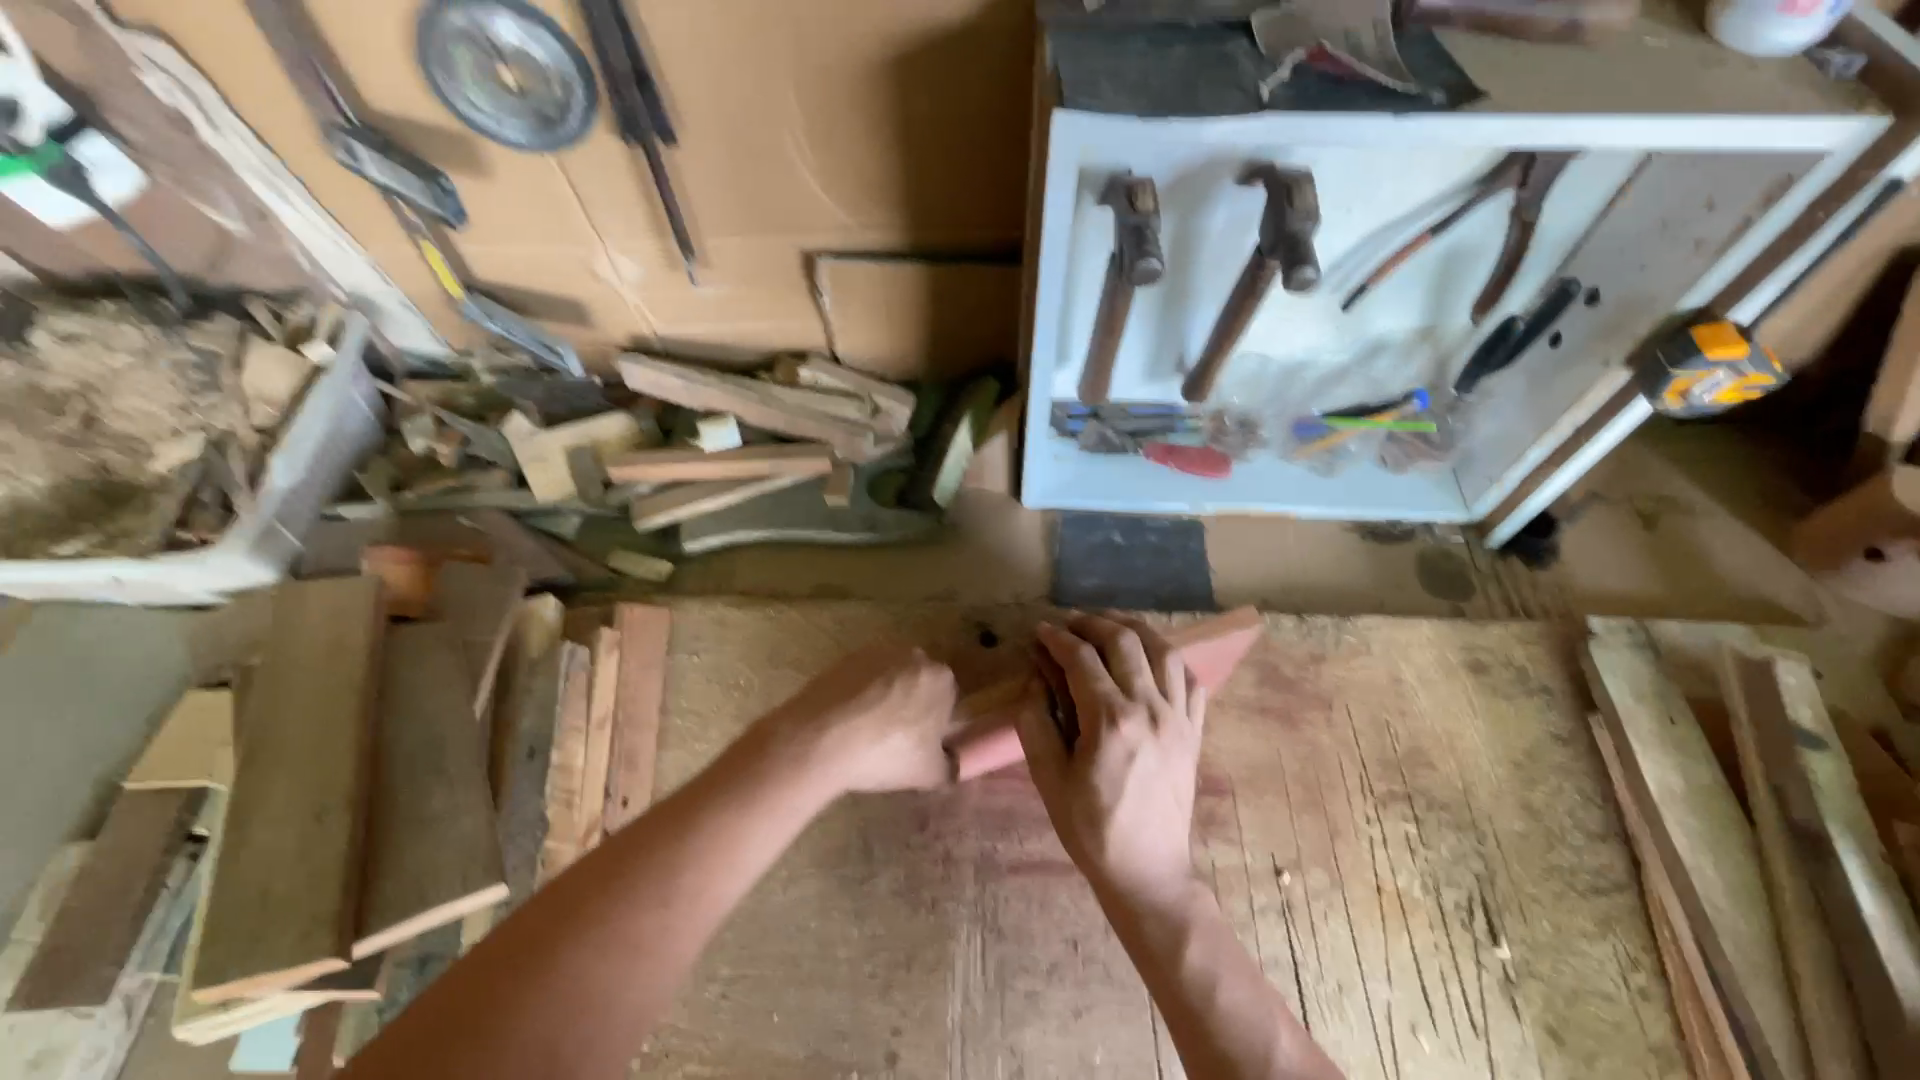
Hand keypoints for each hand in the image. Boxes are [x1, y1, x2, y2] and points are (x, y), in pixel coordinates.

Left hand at [757, 642, 959, 795]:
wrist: (821, 739)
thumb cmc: (886, 754)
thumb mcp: (930, 774)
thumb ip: (951, 767)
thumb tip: (952, 764)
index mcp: (941, 679)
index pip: (947, 700)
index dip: (934, 724)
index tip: (919, 744)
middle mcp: (913, 656)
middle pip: (917, 683)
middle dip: (909, 705)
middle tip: (893, 740)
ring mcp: (876, 653)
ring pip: (888, 678)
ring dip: (882, 698)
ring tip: (864, 732)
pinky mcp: (844, 658)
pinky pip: (859, 679)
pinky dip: (856, 695)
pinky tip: (844, 721)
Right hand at [1016, 614, 1204, 907]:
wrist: (1147, 870)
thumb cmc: (1090, 829)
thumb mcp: (1048, 778)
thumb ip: (1036, 720)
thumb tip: (1036, 676)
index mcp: (1111, 720)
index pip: (1081, 658)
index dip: (1056, 638)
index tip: (1039, 630)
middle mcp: (1150, 709)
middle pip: (1124, 641)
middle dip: (1092, 622)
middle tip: (1069, 622)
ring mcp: (1179, 719)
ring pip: (1163, 650)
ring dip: (1133, 629)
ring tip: (1108, 626)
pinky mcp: (1195, 732)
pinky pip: (1189, 680)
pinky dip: (1168, 659)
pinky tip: (1149, 660)